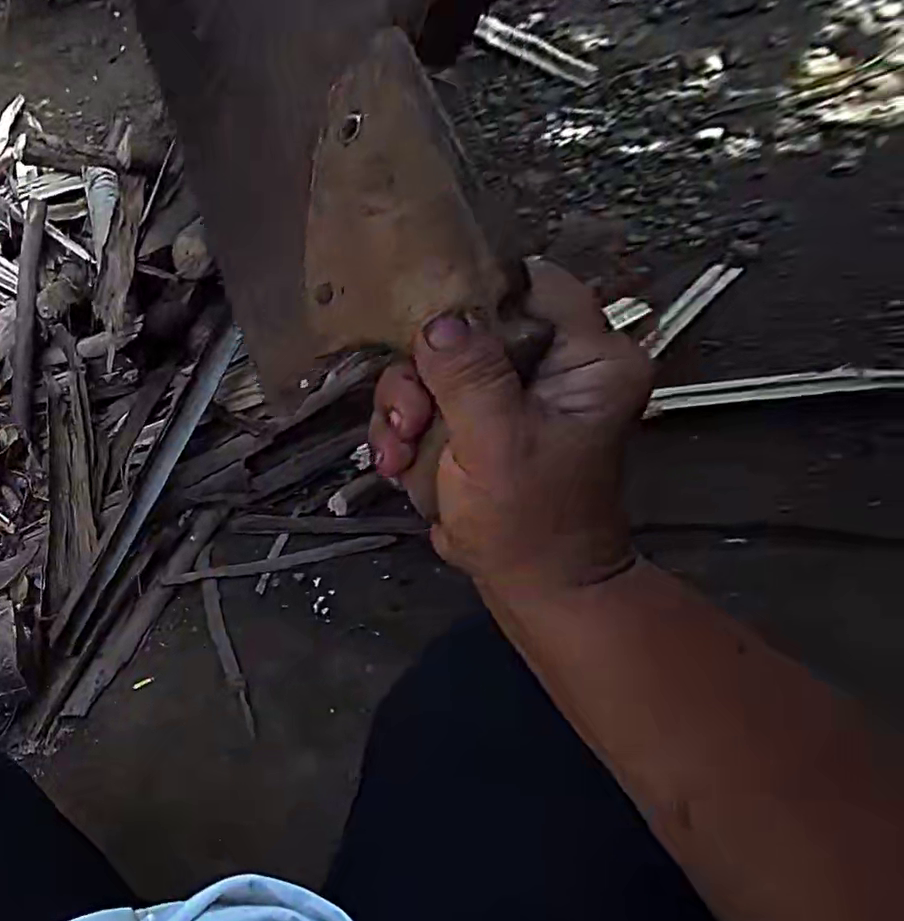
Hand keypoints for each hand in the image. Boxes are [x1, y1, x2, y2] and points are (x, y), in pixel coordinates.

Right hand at [367, 258, 652, 597]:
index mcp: (585, 359)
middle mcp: (542, 368)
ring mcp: (498, 396)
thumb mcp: (497, 443)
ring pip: (425, 372)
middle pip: (461, 333)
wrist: (522, 573)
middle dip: (419, 379)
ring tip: (398, 454)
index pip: (536, 288)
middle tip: (410, 421)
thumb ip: (471, 379)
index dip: (478, 294)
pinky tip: (395, 463)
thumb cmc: (528, 513)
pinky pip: (412, 405)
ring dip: (398, 412)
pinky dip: (394, 434)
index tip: (423, 321)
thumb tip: (437, 321)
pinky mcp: (463, 422)